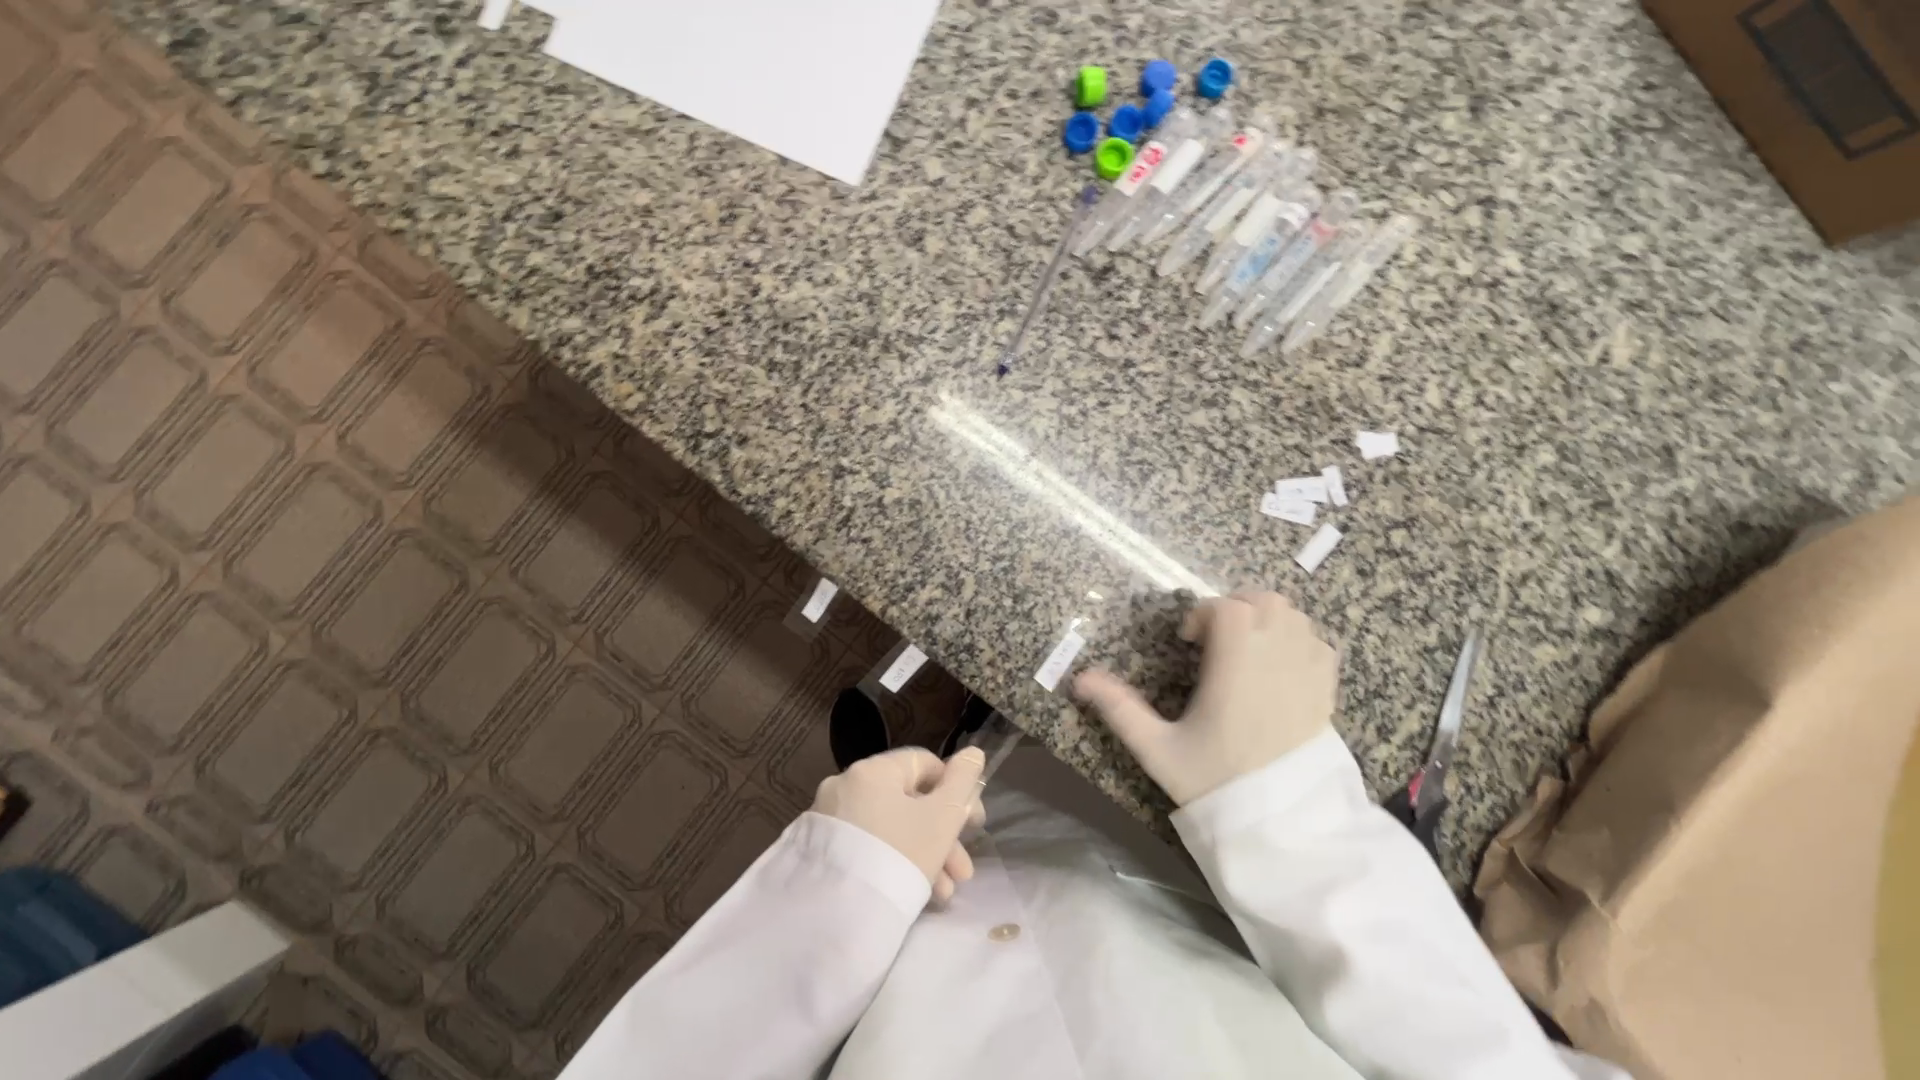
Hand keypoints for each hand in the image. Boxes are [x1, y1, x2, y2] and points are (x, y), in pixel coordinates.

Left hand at [812, 746, 985, 902]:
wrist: (836, 915)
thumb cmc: (900, 856)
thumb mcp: (941, 819)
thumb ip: (962, 783)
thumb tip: (973, 753)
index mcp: (873, 770)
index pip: (925, 764)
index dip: (956, 791)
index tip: (974, 825)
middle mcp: (846, 786)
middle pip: (909, 802)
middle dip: (943, 837)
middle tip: (963, 872)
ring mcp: (830, 819)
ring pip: (891, 828)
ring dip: (924, 854)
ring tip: (944, 893)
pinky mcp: (822, 850)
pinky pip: (869, 846)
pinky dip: (894, 861)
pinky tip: (917, 894)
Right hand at [1073, 592, 1337, 804]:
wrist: (1278, 822)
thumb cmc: (1214, 780)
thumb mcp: (1158, 748)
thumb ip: (1120, 709)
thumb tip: (1079, 680)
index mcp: (1235, 664)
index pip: (1227, 608)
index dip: (1203, 613)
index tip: (1188, 640)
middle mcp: (1276, 657)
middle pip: (1265, 601)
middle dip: (1236, 608)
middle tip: (1215, 638)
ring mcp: (1308, 672)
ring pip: (1295, 617)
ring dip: (1267, 620)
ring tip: (1245, 650)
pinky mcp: (1327, 690)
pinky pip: (1319, 643)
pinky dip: (1299, 641)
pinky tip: (1278, 667)